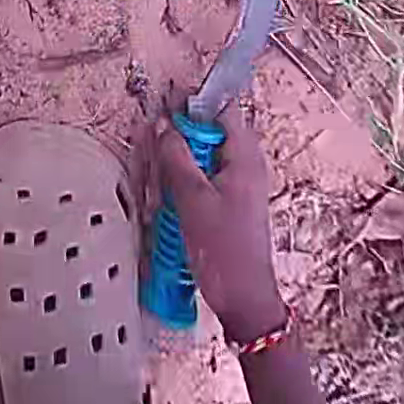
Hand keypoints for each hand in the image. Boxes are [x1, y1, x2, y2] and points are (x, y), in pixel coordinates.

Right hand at [156, 110, 288, 342]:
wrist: (244, 300)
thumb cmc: (223, 248)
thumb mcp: (193, 198)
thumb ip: (175, 156)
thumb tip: (162, 125)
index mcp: (245, 157)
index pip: (223, 110)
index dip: (195, 103)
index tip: (167, 104)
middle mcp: (246, 165)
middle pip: (212, 130)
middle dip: (183, 131)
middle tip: (157, 138)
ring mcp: (238, 183)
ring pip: (205, 153)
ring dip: (181, 155)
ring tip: (160, 165)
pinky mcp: (228, 200)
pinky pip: (205, 173)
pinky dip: (186, 174)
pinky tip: (169, 188)